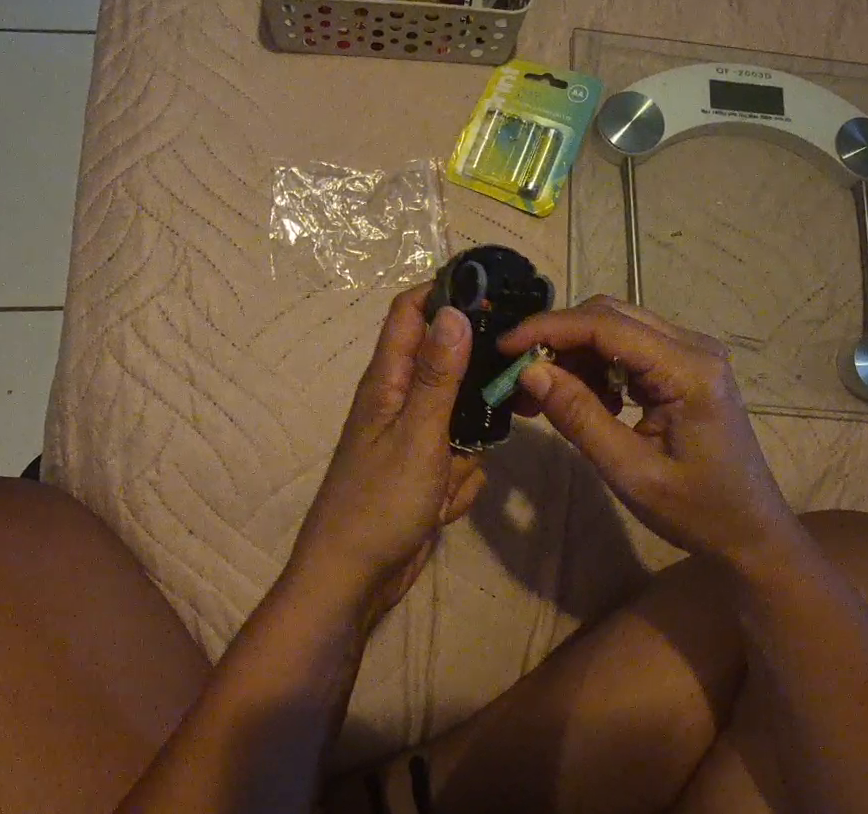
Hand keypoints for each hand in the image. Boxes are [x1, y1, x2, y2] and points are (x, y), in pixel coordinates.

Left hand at [287, 285, 487, 625]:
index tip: (493, 286)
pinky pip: (461, 462)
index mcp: (387, 381)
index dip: (445, 291)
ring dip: (469, 446)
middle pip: (447, 364)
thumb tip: (454, 309)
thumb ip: (437, 375)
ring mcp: (413, 441)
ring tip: (455, 472)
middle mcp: (399, 402)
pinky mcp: (425, 475)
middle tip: (514, 382)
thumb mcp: (416, 435)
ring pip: (463, 419)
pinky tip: (443, 506)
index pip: (410, 313)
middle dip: (477, 378)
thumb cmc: (379, 504)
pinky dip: (459, 483)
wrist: (353, 581)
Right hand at [499, 296, 801, 564]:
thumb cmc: (696, 511)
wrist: (751, 532)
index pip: (605, 326)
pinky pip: (628, 346)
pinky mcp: (685, 364)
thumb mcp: (630, 471)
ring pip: (615, 326)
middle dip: (557, 337)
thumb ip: (579, 416)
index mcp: (689, 370)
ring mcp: (692, 352)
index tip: (505, 347)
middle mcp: (694, 346)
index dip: (549, 329)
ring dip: (573, 351)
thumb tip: (529, 371)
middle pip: (609, 315)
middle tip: (518, 374)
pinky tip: (580, 397)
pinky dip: (595, 363)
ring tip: (541, 392)